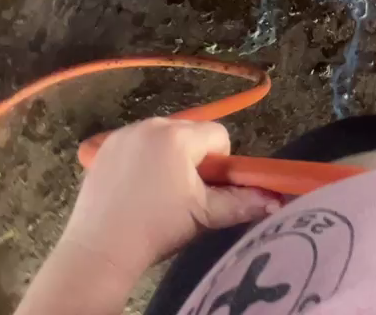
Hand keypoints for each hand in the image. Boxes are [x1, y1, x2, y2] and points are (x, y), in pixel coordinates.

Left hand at [56, 119, 280, 278]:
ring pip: (164, 136)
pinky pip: (137, 142)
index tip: (204, 189)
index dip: (218, 162)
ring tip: (156, 192)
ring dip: (168, 155)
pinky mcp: (106, 145)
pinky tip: (134, 187)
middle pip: (190, 132)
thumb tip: (275, 200)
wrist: (100, 251)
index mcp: (179, 136)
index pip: (218, 134)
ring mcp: (127, 132)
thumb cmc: (157, 230)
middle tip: (181, 194)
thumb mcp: (204, 217)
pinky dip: (142, 158)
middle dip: (193, 158)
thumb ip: (241, 203)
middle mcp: (153, 123)